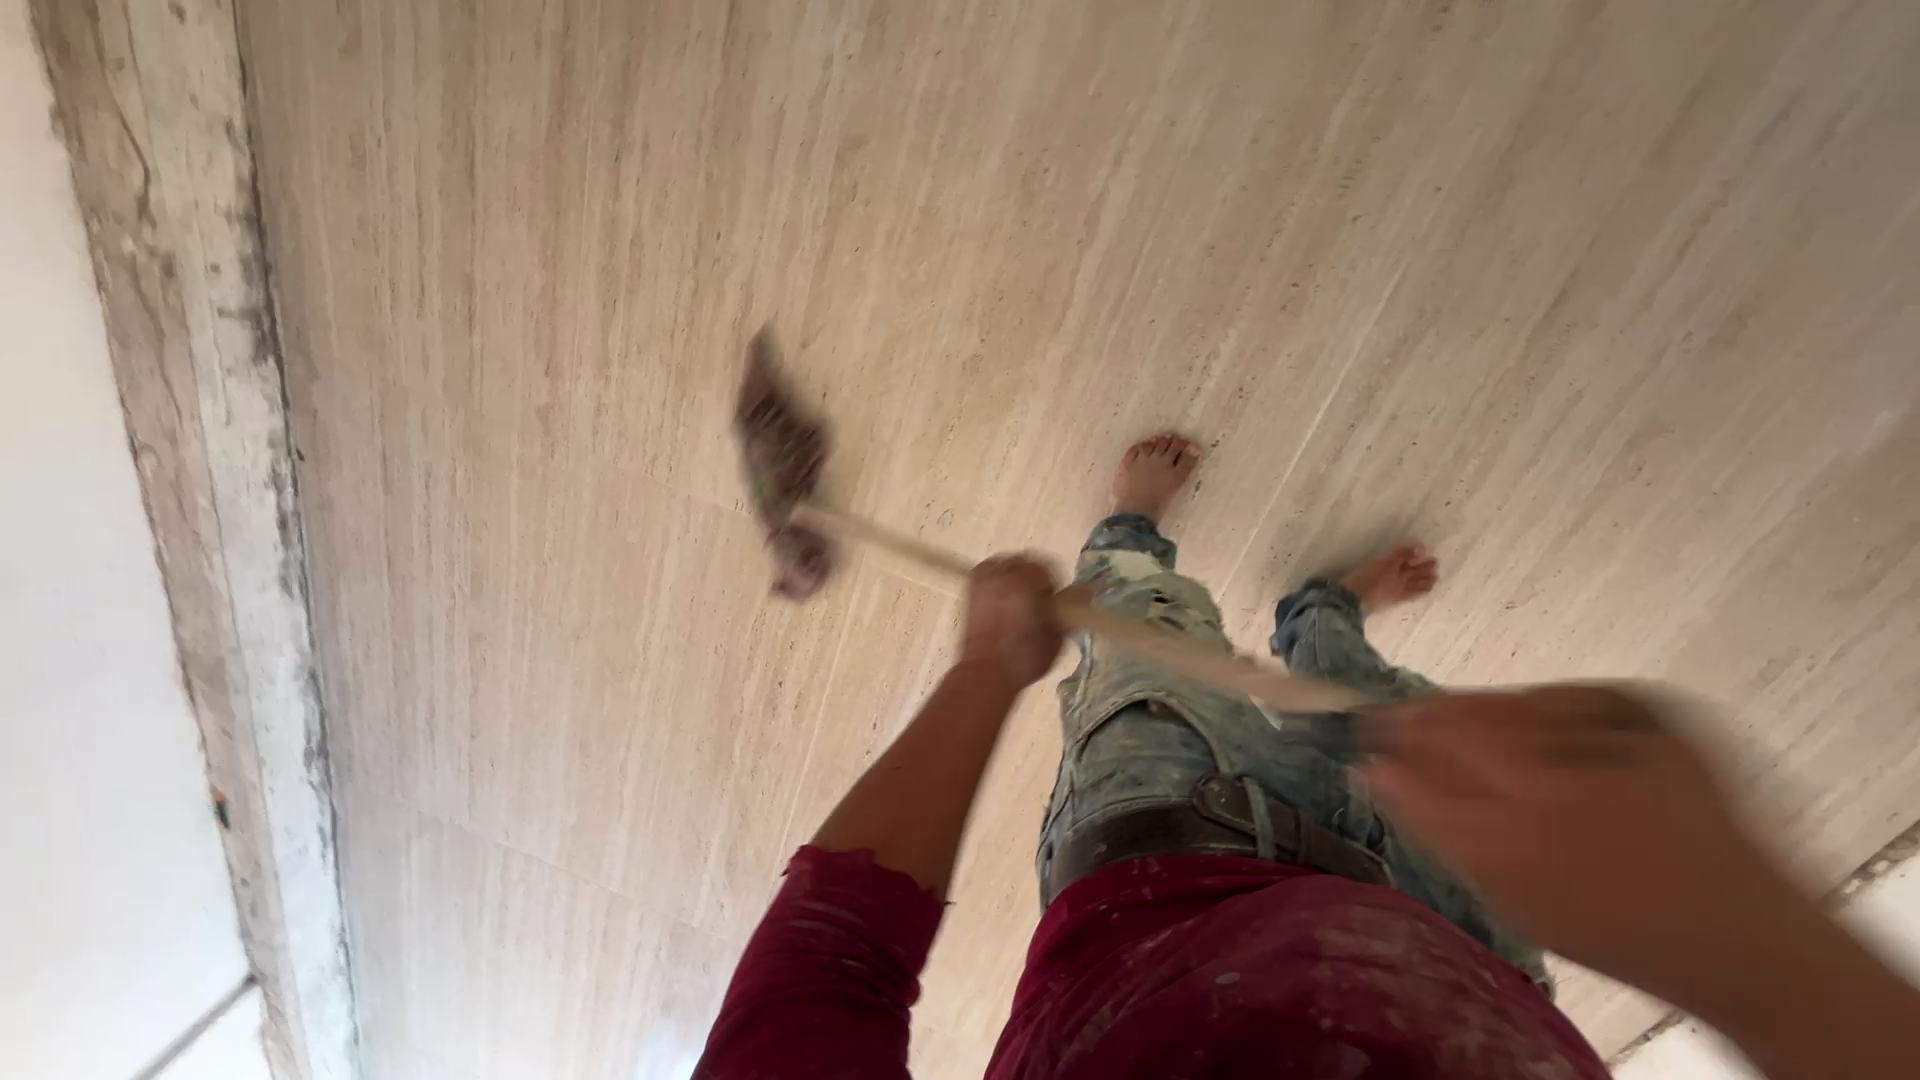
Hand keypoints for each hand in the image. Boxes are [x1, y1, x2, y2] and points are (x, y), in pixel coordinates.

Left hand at [958, 555, 1064, 688]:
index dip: (1051, 587)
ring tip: (1017, 606)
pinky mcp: (970, 589)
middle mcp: (1000, 575)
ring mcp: (981, 580)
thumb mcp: (1056, 636)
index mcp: (1023, 583)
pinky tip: (1001, 602)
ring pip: (1005, 565)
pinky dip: (996, 581)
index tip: (1050, 607)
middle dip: (1032, 580)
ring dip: (1014, 579)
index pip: (1045, 568)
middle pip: (1024, 562)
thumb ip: (1070, 607)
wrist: (985, 673)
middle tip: (1034, 607)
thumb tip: (1087, 588)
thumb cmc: (1024, 659)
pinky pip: (988, 573)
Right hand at [1359, 684, 1802, 997]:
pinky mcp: (1655, 713)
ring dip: (1484, 715)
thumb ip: (1429, 821)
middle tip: (1413, 729)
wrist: (1740, 934)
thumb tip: (1369, 767)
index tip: (1371, 730)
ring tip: (1484, 746)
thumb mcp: (1501, 889)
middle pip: (1464, 711)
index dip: (1391, 729)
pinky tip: (1546, 740)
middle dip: (1430, 718)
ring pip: (1510, 700)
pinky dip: (1543, 710)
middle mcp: (1567, 758)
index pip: (1428, 738)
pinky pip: (1567, 694)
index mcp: (1522, 805)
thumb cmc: (1606, 923)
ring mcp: (1617, 729)